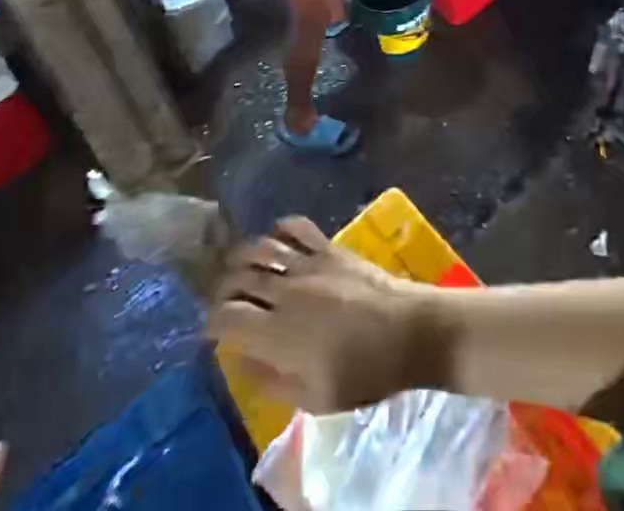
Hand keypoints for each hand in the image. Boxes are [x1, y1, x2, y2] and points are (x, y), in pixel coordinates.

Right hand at [208, 217, 434, 413]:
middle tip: (227, 300)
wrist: (411, 332)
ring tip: (245, 270)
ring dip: (244, 258)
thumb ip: (272, 381)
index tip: (214, 329)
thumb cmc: (367, 372)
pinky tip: (278, 242)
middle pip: (236, 278)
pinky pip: (295, 227)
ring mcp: (308, 265)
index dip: (212, 321)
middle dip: (222, 289)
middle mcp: (285, 293)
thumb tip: (241, 360)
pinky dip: (280, 230)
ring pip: (260, 248)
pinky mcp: (329, 248)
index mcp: (278, 333)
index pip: (226, 316)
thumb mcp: (316, 397)